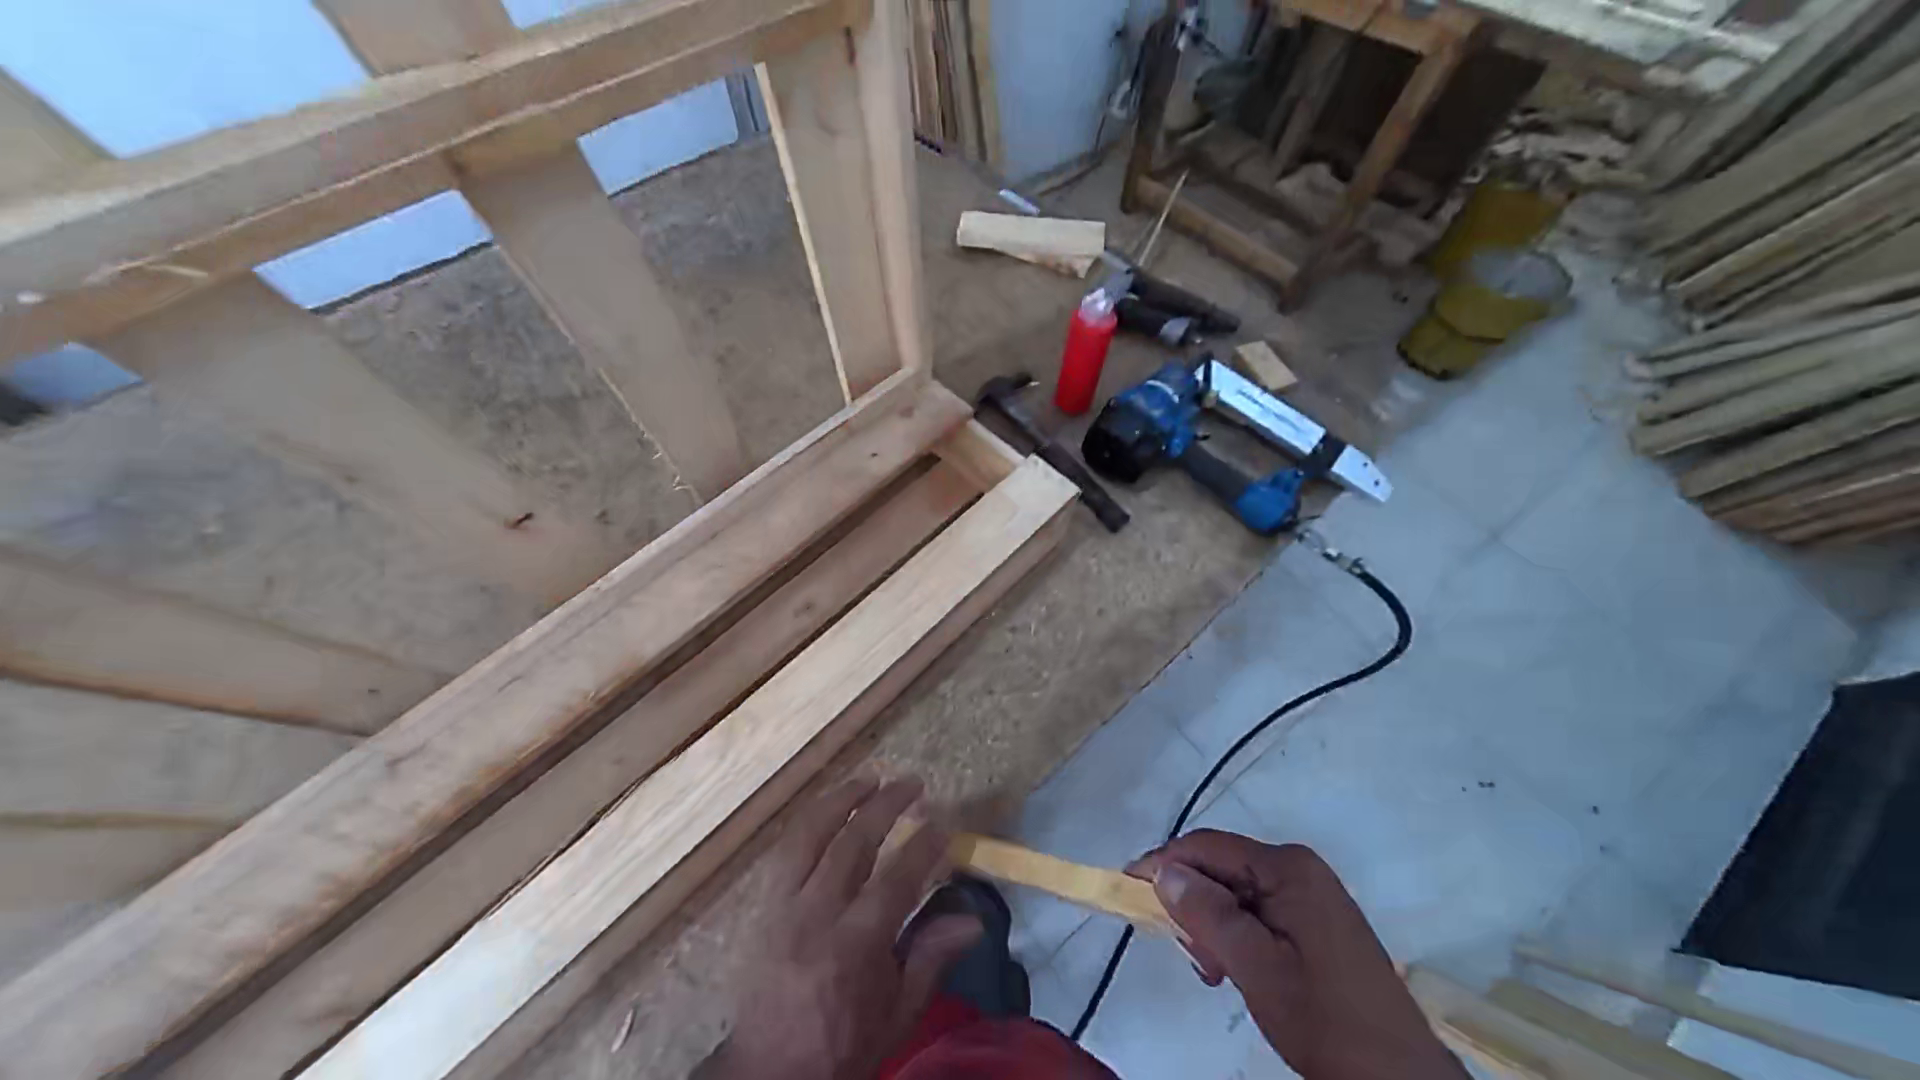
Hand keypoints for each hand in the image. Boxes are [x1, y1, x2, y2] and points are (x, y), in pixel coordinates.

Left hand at [699, 778, 981, 1079]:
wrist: (768, 1073)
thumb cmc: (841, 1046)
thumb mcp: (897, 1015)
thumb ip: (931, 958)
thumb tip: (974, 918)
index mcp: (853, 948)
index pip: (895, 880)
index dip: (923, 846)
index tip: (944, 822)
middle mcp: (815, 916)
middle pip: (852, 843)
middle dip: (886, 806)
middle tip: (912, 783)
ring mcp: (782, 906)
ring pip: (810, 835)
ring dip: (841, 799)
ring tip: (869, 778)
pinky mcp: (762, 906)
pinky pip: (785, 850)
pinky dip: (810, 821)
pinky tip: (829, 808)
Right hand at [1130, 831, 1464, 1079]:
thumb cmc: (1325, 1021)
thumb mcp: (1257, 968)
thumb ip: (1208, 914)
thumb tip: (1163, 871)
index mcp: (1287, 868)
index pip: (1206, 847)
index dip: (1163, 864)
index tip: (1126, 889)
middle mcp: (1297, 868)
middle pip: (1219, 867)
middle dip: (1191, 902)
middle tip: (1185, 952)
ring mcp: (1307, 893)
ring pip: (1232, 891)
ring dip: (1210, 924)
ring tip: (1212, 970)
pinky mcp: (1311, 919)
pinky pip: (1253, 910)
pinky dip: (1232, 935)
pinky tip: (1232, 970)